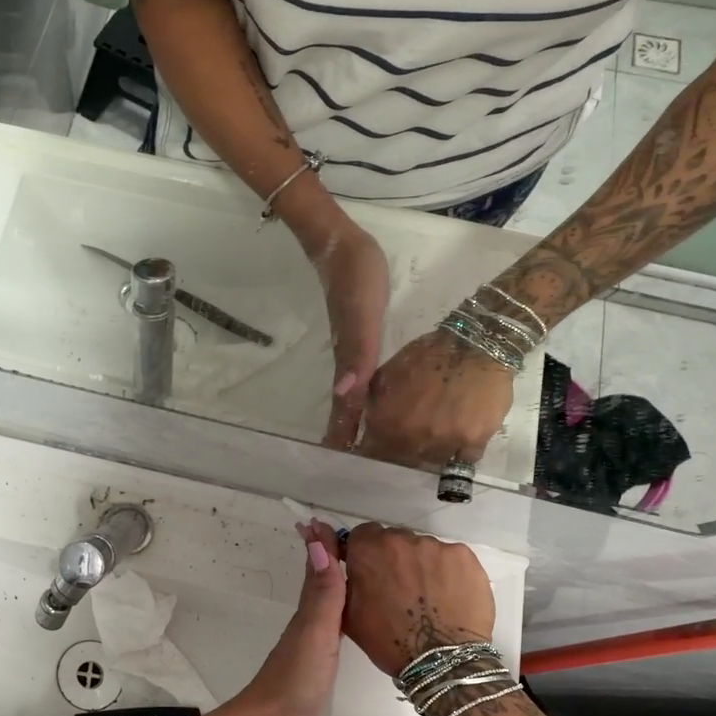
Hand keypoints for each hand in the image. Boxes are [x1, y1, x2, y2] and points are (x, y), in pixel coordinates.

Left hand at [225, 521, 346, 715]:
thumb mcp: (315, 632)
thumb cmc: (295, 679)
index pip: (318, 568)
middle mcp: (309, 623)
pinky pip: (333, 631)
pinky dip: (343, 616)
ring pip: (327, 605)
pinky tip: (352, 621)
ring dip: (337, 584)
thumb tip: (319, 543)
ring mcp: (311, 645)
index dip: (323, 545)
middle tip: (349, 538)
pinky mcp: (316, 667)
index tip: (326, 519)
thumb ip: (323, 593)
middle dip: (331, 558)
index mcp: (309, 612)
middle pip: (322, 582)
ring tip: (357, 571)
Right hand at [302, 227, 390, 449]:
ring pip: (356, 397)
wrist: (343, 244)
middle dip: (351, 439)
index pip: (345, 410)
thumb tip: (345, 394)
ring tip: (365, 448)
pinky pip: (364, 379)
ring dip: (359, 422)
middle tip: (357, 471)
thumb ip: (354, 353)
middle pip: (349, 409)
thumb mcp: (359, 313)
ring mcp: (354, 352)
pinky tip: (374, 403)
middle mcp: (349, 364)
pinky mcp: (360, 339)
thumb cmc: (354, 276)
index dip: (344, 438)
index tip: (341, 470)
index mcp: (349, 363)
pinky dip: (367, 400)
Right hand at [339, 523, 493, 678]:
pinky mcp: (464, 557)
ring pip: (423, 549)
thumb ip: (336, 576)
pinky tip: (448, 596)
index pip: (363, 534)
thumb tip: (327, 551)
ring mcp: (435, 546)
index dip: (366, 552)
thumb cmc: (386, 639)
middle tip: (399, 587)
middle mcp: (400, 539)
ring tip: (427, 596)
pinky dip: (448, 572)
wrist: (440, 661)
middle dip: (393, 557)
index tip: (372, 572)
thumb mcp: (346, 610)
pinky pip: (450, 558)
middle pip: (394, 539)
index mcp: (366, 549)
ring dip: (421, 565)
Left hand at [359, 328, 514, 467]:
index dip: (374, 451)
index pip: (372, 453)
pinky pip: (462, 461)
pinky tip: (455, 442)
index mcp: (385, 423)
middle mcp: (411, 439)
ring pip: (430, 463)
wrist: (474, 345)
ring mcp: (444, 443)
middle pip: (401, 461)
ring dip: (427, 455)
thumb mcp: (382, 378)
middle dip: (400, 454)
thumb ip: (370, 407)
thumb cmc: (424, 357)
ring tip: (431, 440)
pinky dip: (457, 455)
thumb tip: (352, 431)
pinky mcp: (475, 441)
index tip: (378, 448)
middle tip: (407, 443)